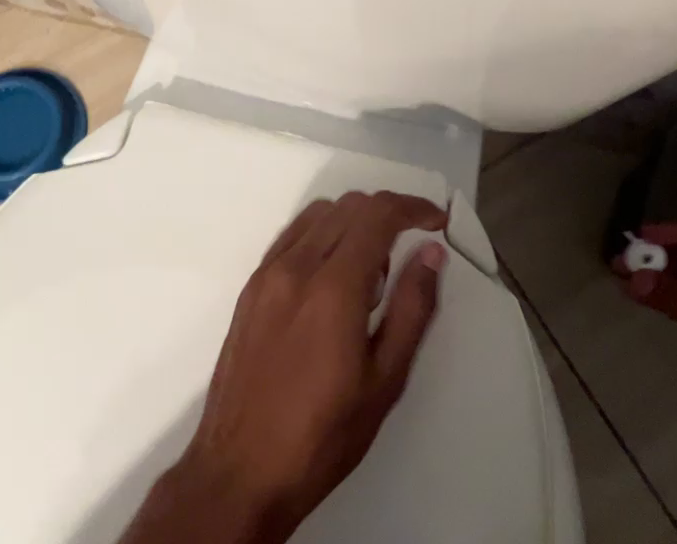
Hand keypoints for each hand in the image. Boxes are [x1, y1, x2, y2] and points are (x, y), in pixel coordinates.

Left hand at [129, 191, 448, 543]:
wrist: (240, 470)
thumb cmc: (323, 434)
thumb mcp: (384, 380)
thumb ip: (412, 308)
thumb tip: (431, 253)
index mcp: (333, 287)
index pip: (378, 214)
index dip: (414, 208)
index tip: (436, 223)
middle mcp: (295, 267)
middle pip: (349, 206)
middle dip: (387, 215)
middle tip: (407, 258)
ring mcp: (266, 275)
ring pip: (319, 215)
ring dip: (353, 223)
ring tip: (369, 277)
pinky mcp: (250, 289)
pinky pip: (292, 237)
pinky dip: (322, 236)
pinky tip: (333, 281)